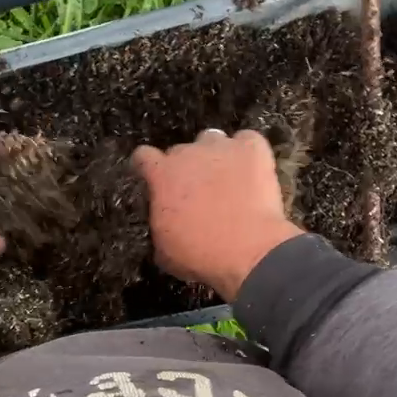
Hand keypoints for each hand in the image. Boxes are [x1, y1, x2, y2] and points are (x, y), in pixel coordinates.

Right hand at [132, 128, 305, 301]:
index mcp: (162, 176)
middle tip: (195, 193)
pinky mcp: (253, 147)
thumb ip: (159, 223)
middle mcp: (189, 153)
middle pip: (181, 151)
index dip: (146, 167)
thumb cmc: (199, 256)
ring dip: (212, 157)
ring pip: (211, 142)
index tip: (151, 177)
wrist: (247, 252)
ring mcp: (222, 146)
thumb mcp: (164, 249)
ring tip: (223, 181)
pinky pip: (245, 141)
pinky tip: (248, 173)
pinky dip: (245, 153)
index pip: (144, 157)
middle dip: (184, 169)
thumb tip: (164, 218)